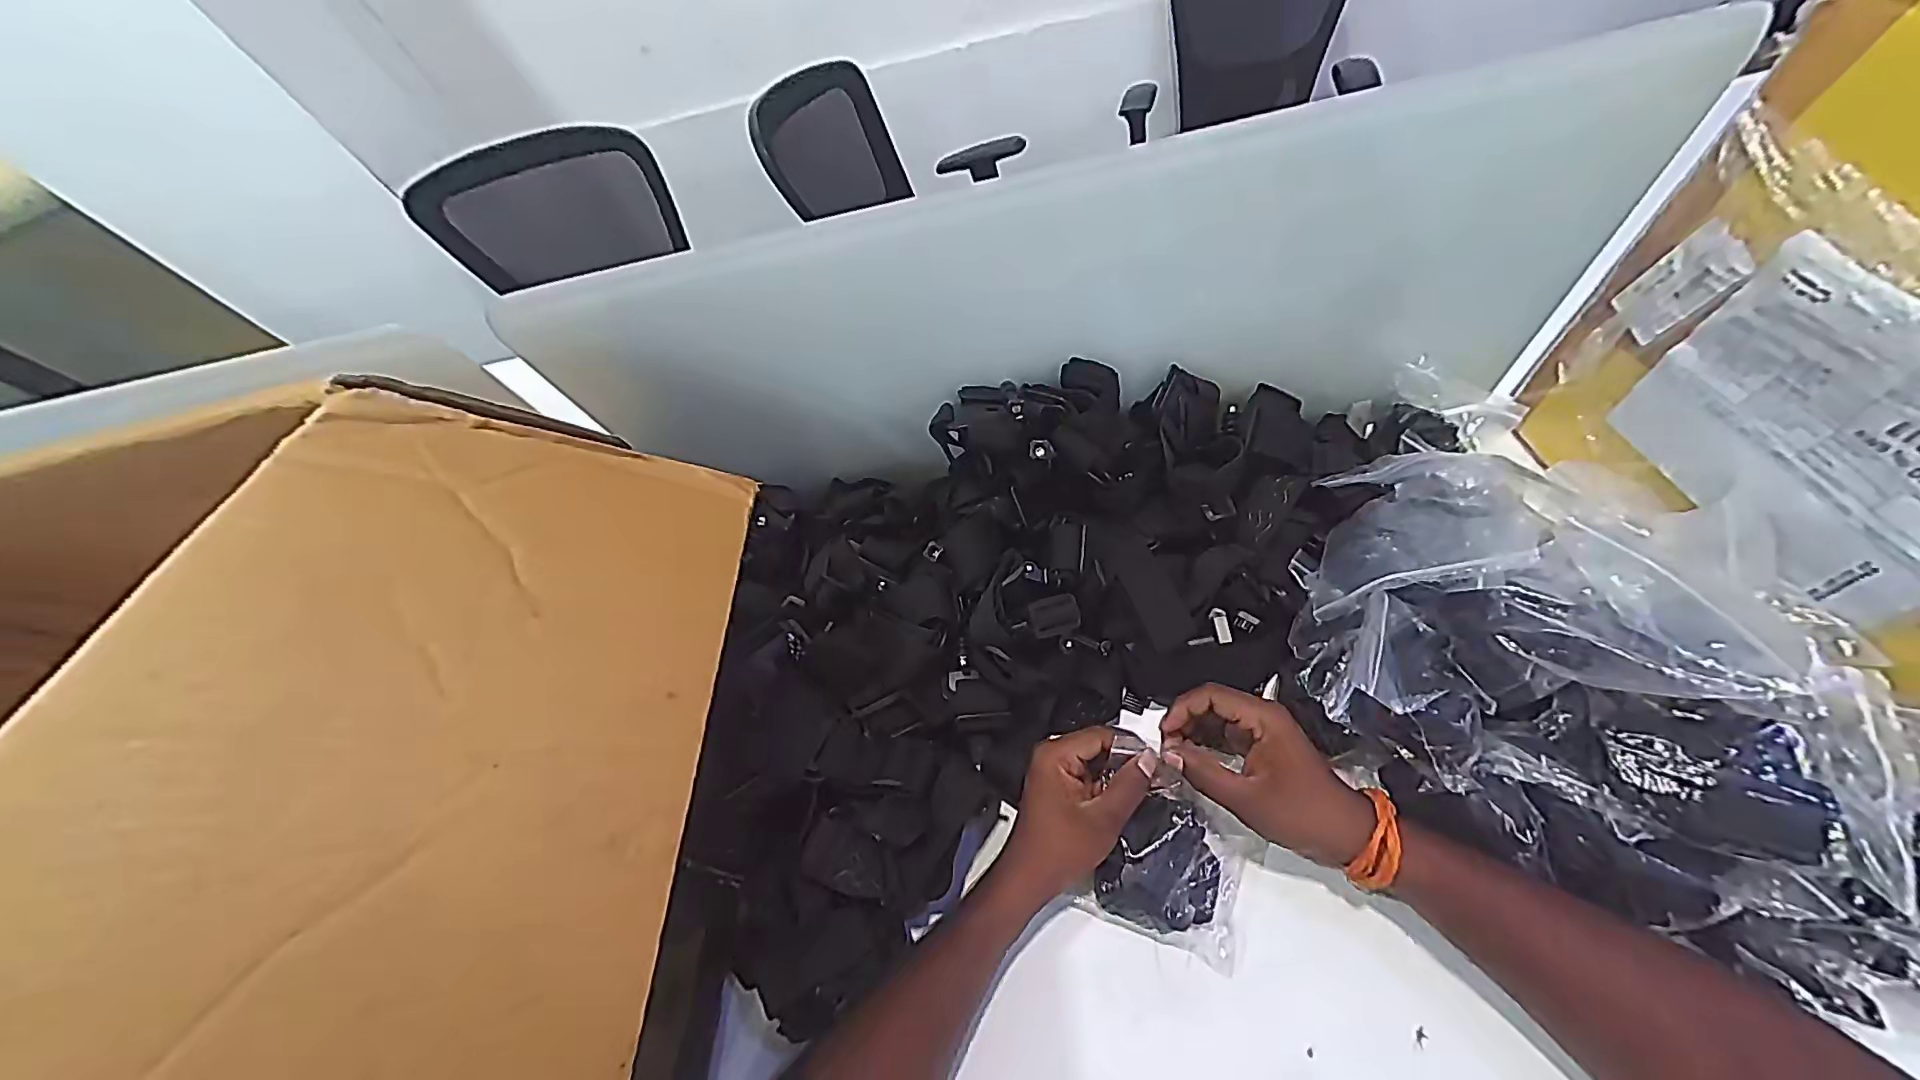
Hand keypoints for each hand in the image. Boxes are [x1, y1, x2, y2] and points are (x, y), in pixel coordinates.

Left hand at [994, 726, 1154, 905]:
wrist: (1031, 877)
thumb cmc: (1054, 852)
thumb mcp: (1104, 818)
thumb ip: (1130, 785)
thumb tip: (1147, 761)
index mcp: (1055, 755)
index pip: (1103, 734)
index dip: (1132, 749)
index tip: (1153, 763)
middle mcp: (1051, 757)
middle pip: (1100, 746)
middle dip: (1126, 764)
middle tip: (1150, 780)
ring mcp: (1053, 770)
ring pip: (1097, 762)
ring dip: (1117, 778)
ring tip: (1135, 796)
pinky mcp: (1058, 785)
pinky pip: (1088, 775)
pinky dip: (1105, 788)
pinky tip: (1117, 804)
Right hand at [1160, 683, 1375, 867]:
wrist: (1345, 834)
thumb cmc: (1306, 814)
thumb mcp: (1244, 797)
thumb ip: (1202, 772)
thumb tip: (1171, 755)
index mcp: (1264, 718)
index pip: (1210, 695)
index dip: (1181, 710)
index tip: (1165, 732)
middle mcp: (1265, 717)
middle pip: (1212, 703)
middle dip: (1185, 721)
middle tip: (1167, 745)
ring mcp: (1265, 731)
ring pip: (1218, 719)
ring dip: (1194, 733)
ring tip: (1176, 754)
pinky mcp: (1264, 746)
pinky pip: (1227, 735)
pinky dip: (1208, 744)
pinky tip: (1194, 759)